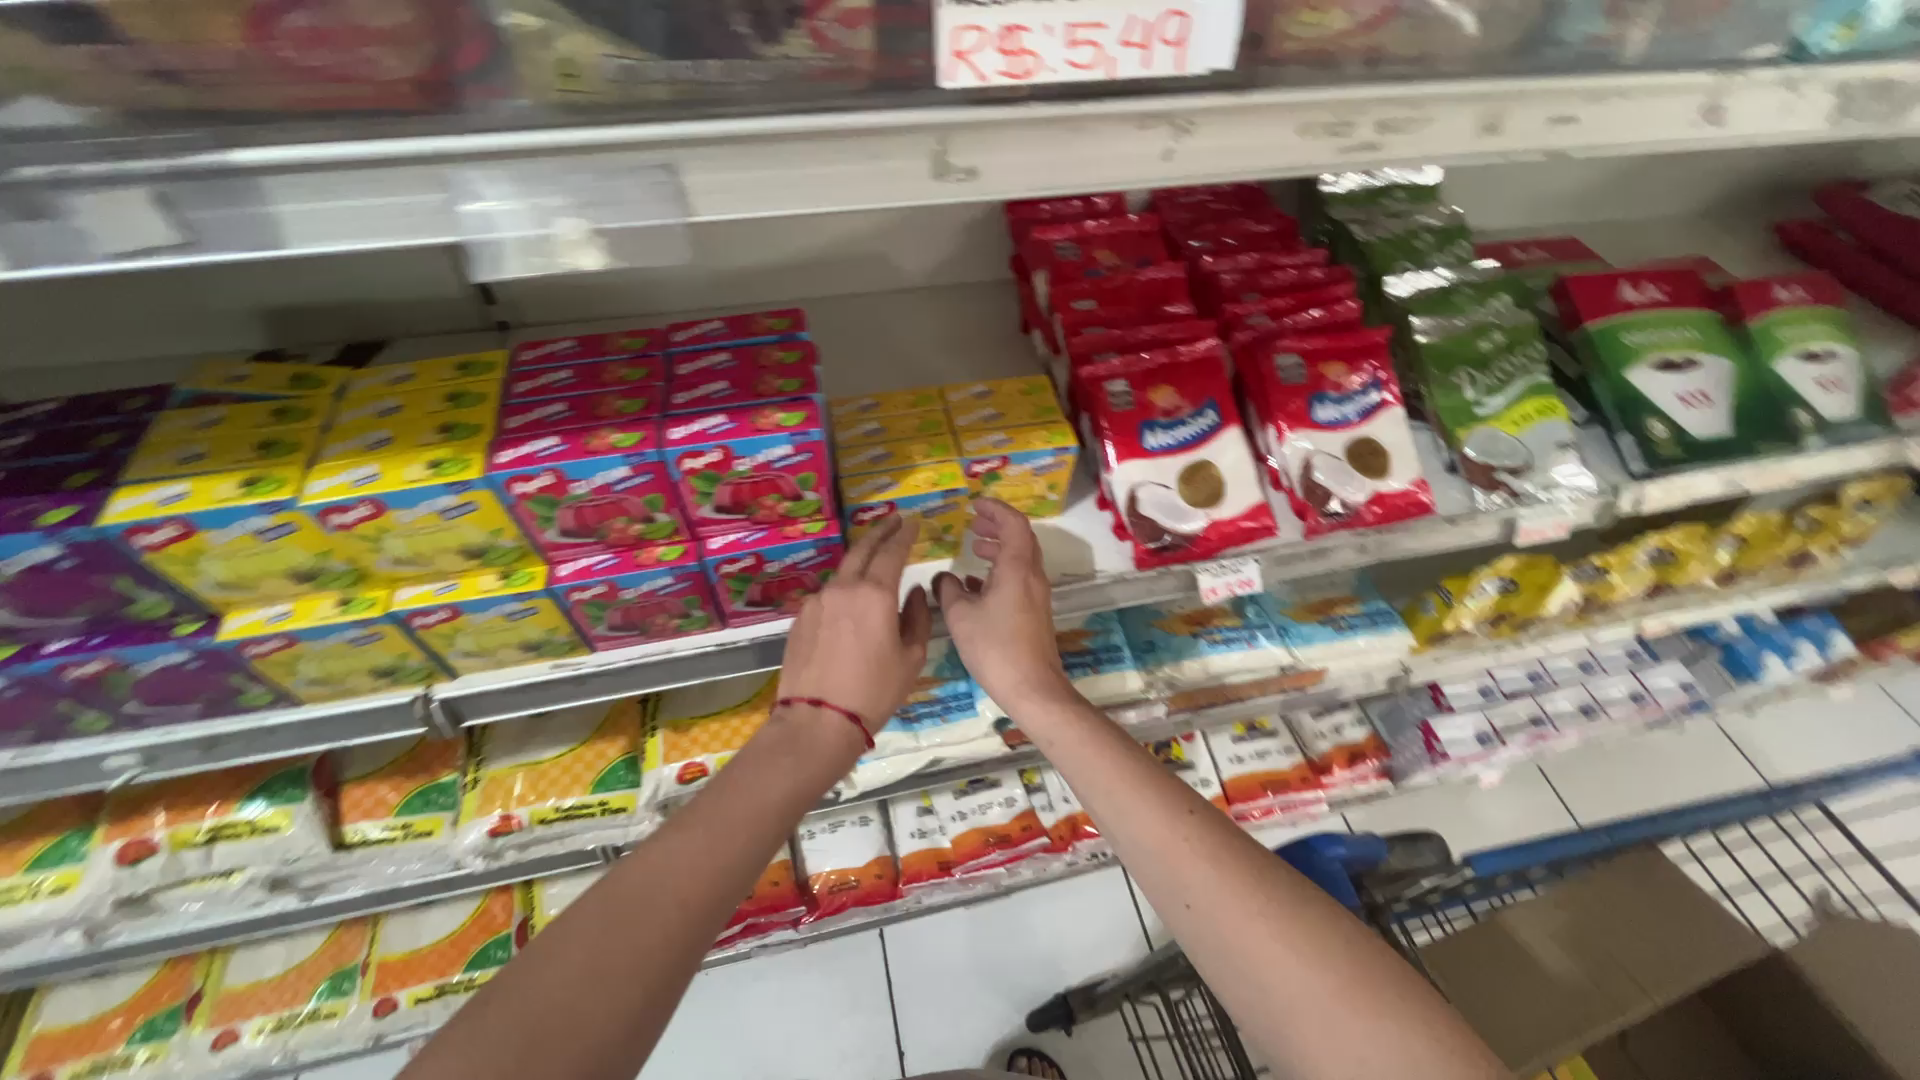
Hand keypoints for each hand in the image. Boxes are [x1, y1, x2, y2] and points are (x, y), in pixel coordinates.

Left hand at [778, 516, 931, 736]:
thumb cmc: (874, 691)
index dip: (904, 535)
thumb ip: (916, 618)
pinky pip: (827, 596)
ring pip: (843, 573)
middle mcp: (843, 588)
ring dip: (860, 562)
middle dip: (880, 532)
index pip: (892, 552)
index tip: (912, 522)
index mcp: (874, 593)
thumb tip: (913, 593)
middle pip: (862, 550)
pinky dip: (843, 591)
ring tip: (873, 561)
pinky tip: (849, 604)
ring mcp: (817, 602)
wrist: (818, 720)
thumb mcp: (911, 658)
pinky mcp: (800, 619)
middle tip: (893, 521)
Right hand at [934, 499, 1075, 712]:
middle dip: (997, 526)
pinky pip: (1019, 579)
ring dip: (999, 548)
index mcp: (1017, 567)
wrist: (1032, 687)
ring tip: (973, 547)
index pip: (1013, 523)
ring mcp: (1036, 595)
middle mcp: (1032, 576)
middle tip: (973, 522)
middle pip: (1020, 538)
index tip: (975, 504)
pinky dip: (1000, 571)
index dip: (995, 509)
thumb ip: (948, 591)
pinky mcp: (1034, 613)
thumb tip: (944, 579)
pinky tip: (976, 585)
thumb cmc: (995, 647)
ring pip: (1020, 559)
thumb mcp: (960, 616)